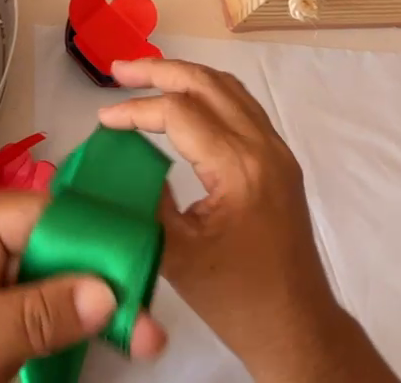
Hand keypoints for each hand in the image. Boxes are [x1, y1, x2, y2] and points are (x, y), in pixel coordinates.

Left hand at [0, 191, 165, 382]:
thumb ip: (36, 312)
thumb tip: (106, 289)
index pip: (49, 215)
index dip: (98, 237)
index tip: (146, 266)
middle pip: (59, 260)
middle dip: (102, 287)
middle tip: (151, 330)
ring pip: (55, 303)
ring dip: (91, 323)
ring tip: (139, 343)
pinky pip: (37, 340)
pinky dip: (64, 352)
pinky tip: (94, 355)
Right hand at [99, 59, 398, 382]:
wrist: (298, 329)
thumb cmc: (236, 298)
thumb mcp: (177, 254)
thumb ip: (146, 199)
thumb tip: (117, 160)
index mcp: (238, 168)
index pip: (178, 112)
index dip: (135, 109)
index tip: (102, 119)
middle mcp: (262, 147)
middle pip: (206, 83)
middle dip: (158, 70)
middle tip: (118, 71)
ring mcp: (276, 150)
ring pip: (227, 87)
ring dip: (184, 76)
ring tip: (145, 76)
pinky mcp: (280, 160)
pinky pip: (241, 105)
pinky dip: (207, 92)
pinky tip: (183, 102)